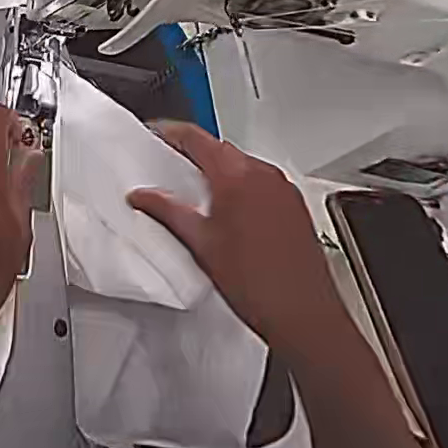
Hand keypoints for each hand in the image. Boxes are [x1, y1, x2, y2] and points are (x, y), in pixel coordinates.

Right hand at [127, 122, 348, 353]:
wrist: (304, 316)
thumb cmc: (259, 286)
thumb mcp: (200, 244)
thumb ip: (167, 211)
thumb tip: (143, 197)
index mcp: (235, 176)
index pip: (196, 137)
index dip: (172, 132)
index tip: (159, 133)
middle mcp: (262, 174)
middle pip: (220, 148)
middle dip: (194, 153)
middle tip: (173, 166)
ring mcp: (282, 187)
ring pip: (242, 163)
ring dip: (220, 170)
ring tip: (201, 196)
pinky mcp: (294, 203)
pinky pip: (263, 180)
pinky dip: (243, 185)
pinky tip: (233, 213)